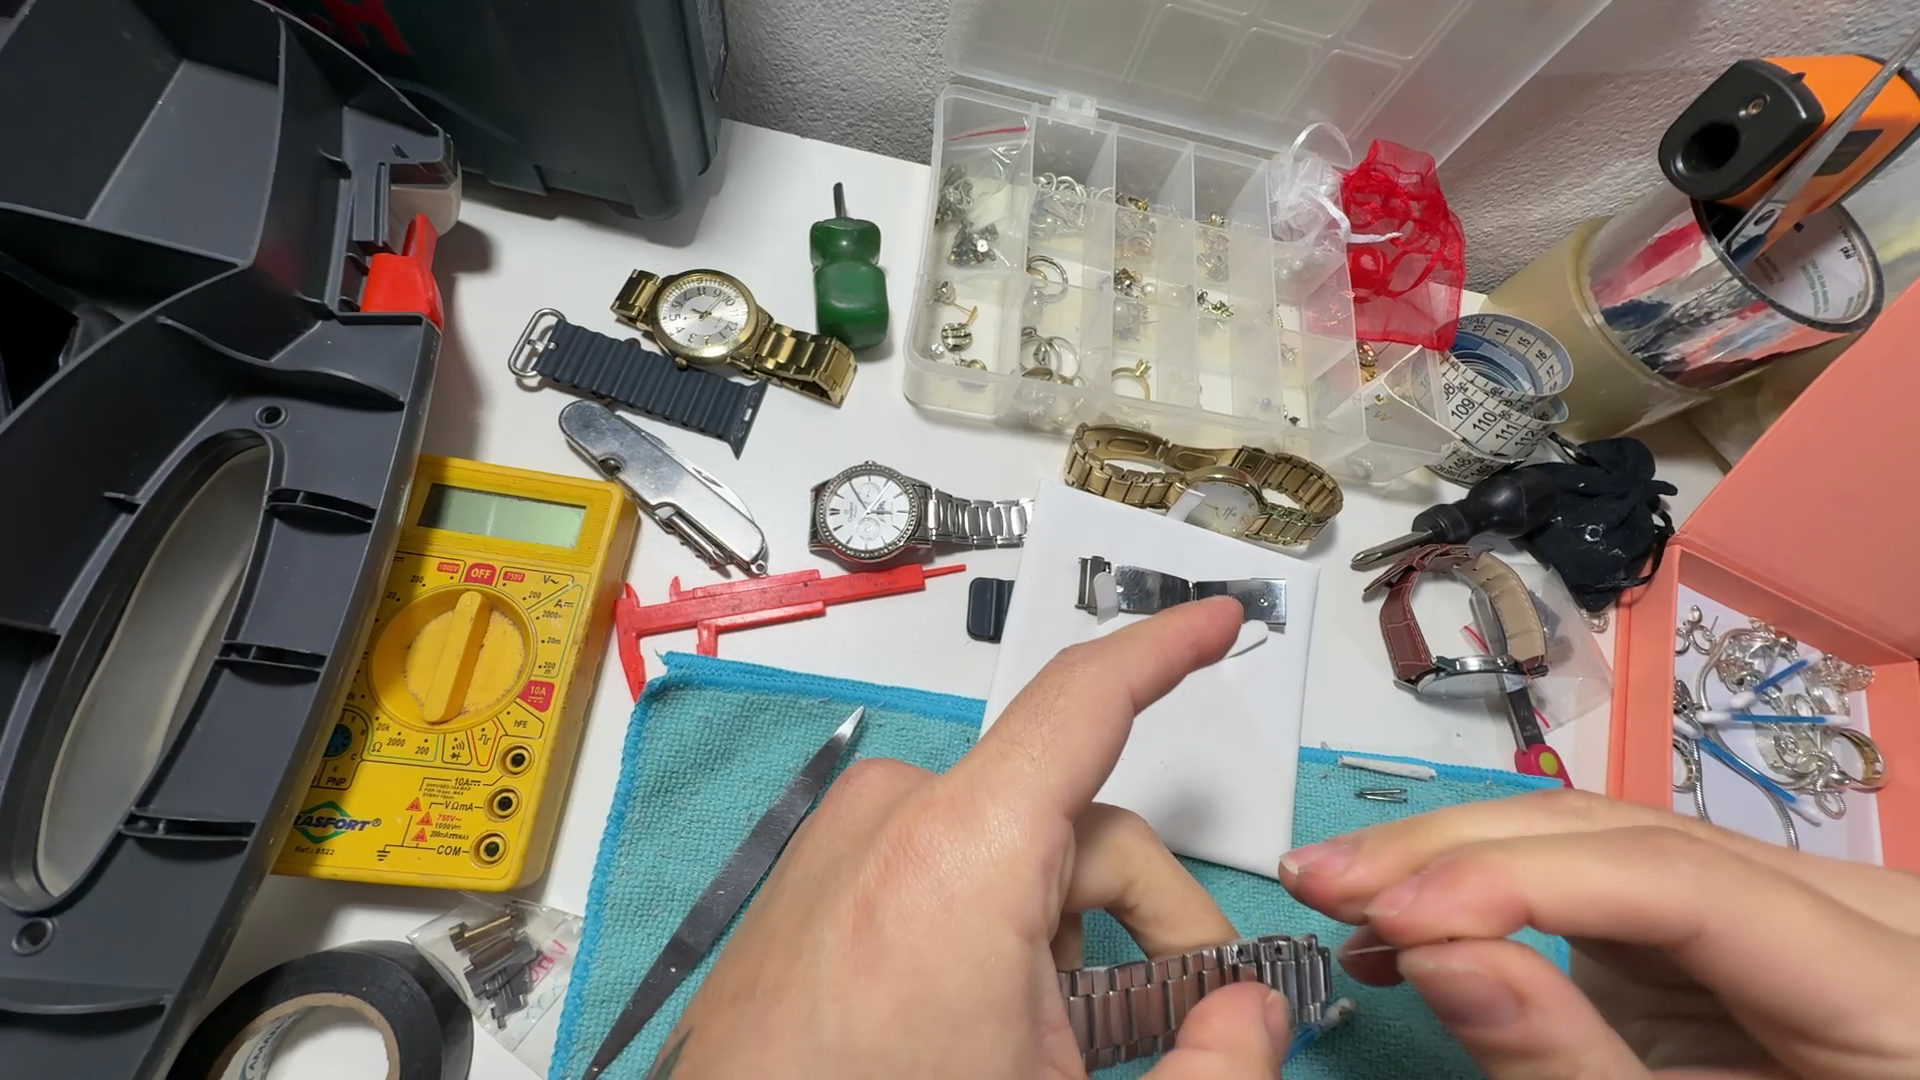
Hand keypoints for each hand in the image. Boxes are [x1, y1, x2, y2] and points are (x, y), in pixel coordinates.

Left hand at [654, 598, 1293, 1077]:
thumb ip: (1204, 1068)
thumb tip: (1257, 1011)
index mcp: (962, 848)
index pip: (1085, 699)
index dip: (1166, 647)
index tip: (1218, 621)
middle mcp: (901, 809)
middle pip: (1076, 819)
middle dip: (1147, 911)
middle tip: (1184, 1009)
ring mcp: (854, 827)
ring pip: (1016, 841)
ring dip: (1063, 923)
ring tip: (1044, 1034)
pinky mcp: (828, 854)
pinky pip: (951, 851)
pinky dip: (997, 909)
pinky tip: (980, 1003)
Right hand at [1279, 789, 1919, 1077]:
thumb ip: (1569, 1065)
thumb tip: (1426, 953)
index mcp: (1903, 988)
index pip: (1669, 876)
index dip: (1511, 882)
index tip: (1383, 918)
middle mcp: (1840, 904)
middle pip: (1598, 831)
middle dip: (1438, 853)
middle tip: (1314, 877)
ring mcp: (1762, 890)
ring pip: (1563, 832)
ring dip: (1432, 862)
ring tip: (1332, 892)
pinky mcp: (1698, 903)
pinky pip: (1562, 869)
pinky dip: (1469, 893)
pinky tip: (1394, 924)